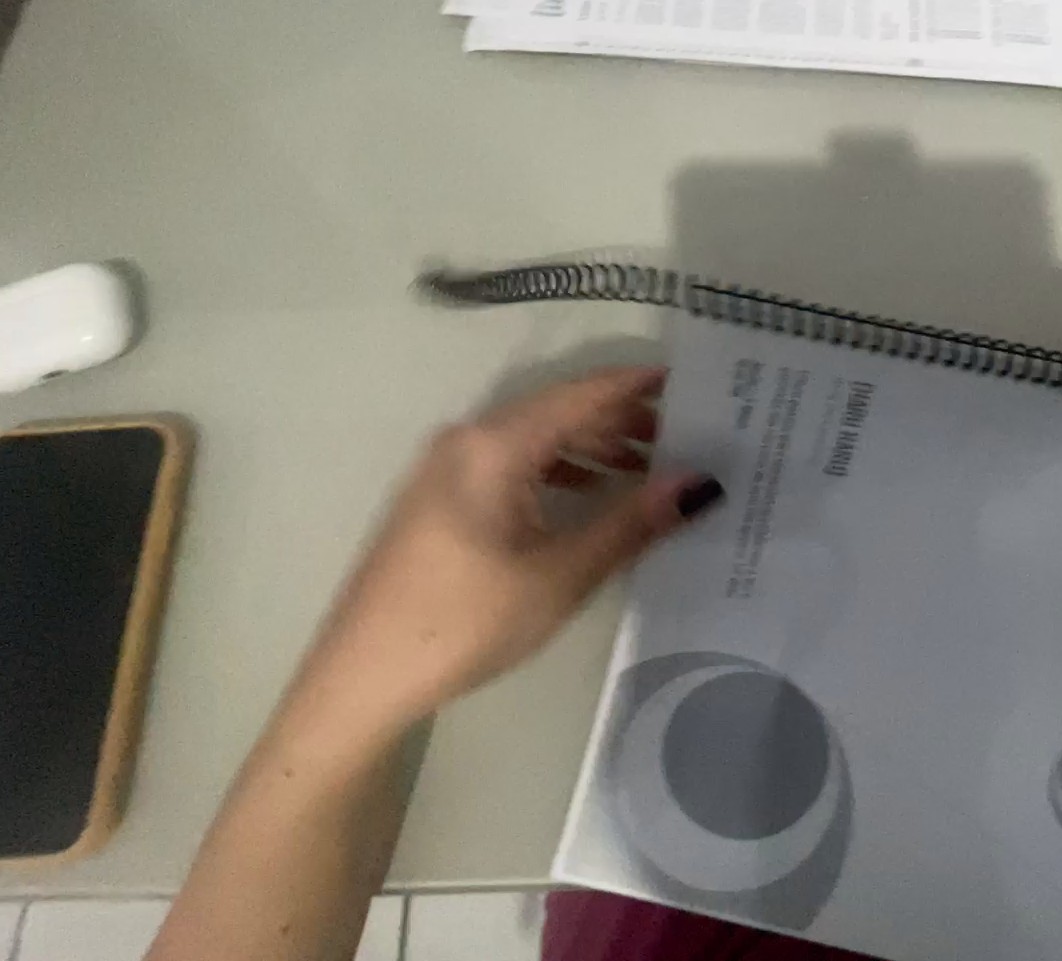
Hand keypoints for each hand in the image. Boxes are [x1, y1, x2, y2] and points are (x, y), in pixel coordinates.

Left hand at [293, 367, 722, 740]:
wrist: (361, 679)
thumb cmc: (466, 622)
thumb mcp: (560, 574)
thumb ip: (631, 521)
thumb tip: (700, 483)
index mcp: (495, 445)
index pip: (582, 393)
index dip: (636, 384)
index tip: (691, 382)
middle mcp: (468, 439)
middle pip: (559, 409)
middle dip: (621, 418)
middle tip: (683, 436)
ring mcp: (448, 465)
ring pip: (535, 435)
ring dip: (591, 444)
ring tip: (645, 465)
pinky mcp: (442, 494)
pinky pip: (513, 460)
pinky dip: (558, 467)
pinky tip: (589, 490)